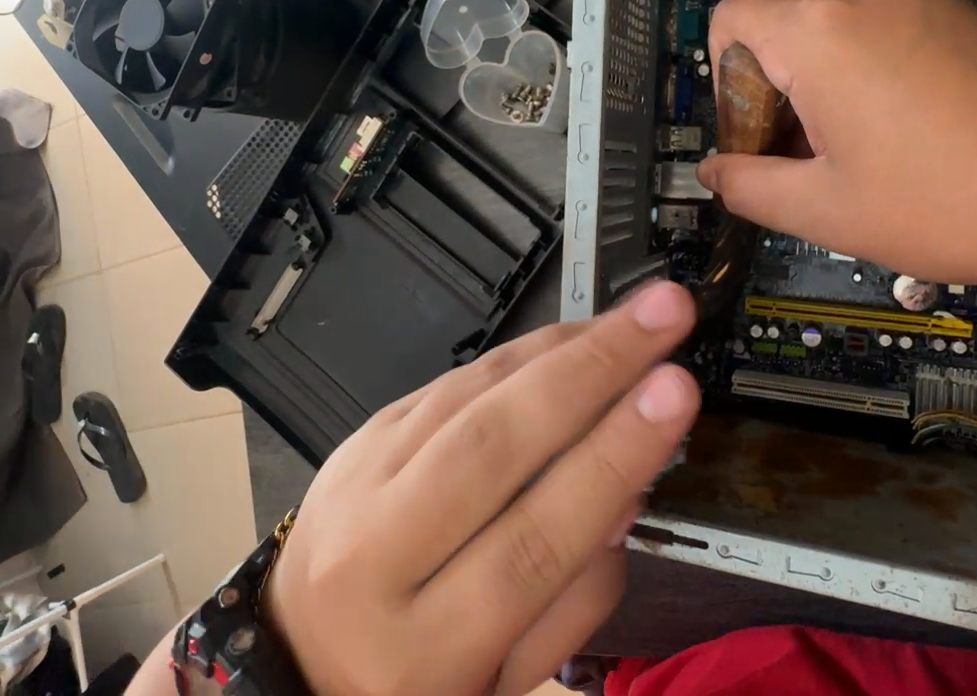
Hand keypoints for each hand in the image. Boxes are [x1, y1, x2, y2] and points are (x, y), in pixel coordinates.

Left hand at [263, 282, 701, 695]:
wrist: (301, 651)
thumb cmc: (420, 681)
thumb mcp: (505, 683)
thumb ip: (576, 598)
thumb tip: (625, 490)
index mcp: (423, 650)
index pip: (532, 543)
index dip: (610, 459)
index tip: (674, 392)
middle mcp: (376, 557)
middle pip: (491, 447)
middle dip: (591, 372)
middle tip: (663, 317)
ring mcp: (359, 483)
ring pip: (469, 398)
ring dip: (560, 349)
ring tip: (630, 318)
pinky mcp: (360, 437)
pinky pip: (450, 381)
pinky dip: (520, 354)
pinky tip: (572, 338)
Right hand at [697, 0, 976, 285]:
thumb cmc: (951, 202)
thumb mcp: (828, 211)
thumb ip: (749, 187)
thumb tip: (715, 172)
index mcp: (820, 30)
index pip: (730, 22)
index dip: (725, 87)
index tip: (759, 143)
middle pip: (784, 32)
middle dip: (779, 98)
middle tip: (812, 168)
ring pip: (838, 37)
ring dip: (828, 94)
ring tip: (870, 162)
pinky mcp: (970, 15)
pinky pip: (891, 36)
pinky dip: (877, 81)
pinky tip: (918, 142)